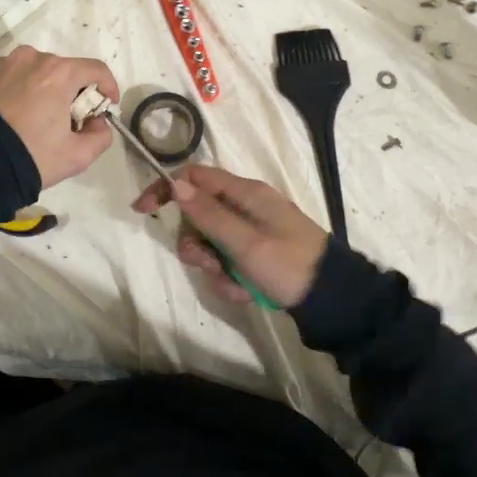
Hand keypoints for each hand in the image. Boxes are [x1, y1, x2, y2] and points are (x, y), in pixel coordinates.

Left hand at [0, 46, 119, 188]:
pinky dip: (12, 92)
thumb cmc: (30, 157)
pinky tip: (7, 118)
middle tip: (66, 119)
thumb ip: (100, 136)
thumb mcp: (77, 156)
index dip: (107, 86)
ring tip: (32, 119)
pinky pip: (4, 79)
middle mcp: (30, 59)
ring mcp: (0, 65)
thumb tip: (97, 122)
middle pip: (61, 70)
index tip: (106, 105)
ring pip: (30, 72)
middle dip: (69, 91)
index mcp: (58, 72)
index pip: (95, 69)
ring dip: (39, 89)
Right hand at [133, 164, 328, 306]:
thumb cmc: (289, 265)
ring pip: (209, 243)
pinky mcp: (255, 254)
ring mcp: (250, 232)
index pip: (194, 177)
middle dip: (196, 244)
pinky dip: (230, 280)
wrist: (333, 299)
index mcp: (245, 193)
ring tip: (236, 285)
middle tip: (209, 264)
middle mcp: (245, 207)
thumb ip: (209, 214)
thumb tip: (176, 184)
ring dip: (215, 268)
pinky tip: (247, 293)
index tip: (143, 211)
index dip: (166, 189)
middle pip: (197, 215)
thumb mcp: (246, 242)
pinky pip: (227, 263)